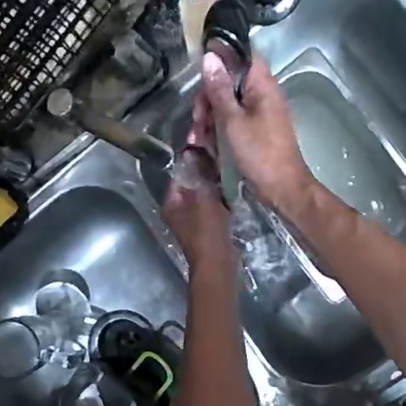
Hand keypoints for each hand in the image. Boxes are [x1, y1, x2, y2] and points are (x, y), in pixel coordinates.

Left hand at [162, 89, 232, 272]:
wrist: (218, 265)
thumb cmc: (207, 231)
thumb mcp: (203, 197)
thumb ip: (199, 172)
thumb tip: (193, 148)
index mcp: (172, 201)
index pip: (180, 170)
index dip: (191, 155)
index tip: (205, 140)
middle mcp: (179, 209)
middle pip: (191, 181)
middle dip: (204, 167)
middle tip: (220, 149)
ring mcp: (194, 220)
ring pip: (203, 192)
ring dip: (214, 180)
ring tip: (228, 163)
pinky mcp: (209, 227)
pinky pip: (213, 204)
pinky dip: (220, 194)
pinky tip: (233, 185)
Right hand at [199, 51, 314, 214]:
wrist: (282, 188)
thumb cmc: (259, 153)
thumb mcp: (232, 121)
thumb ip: (219, 89)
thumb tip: (209, 56)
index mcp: (262, 85)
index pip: (242, 55)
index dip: (220, 56)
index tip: (200, 71)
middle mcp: (263, 94)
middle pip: (229, 81)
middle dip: (208, 98)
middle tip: (197, 118)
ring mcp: (260, 113)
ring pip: (227, 103)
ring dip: (209, 117)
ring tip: (197, 137)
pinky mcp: (256, 130)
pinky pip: (233, 120)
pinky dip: (219, 129)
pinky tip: (204, 144)